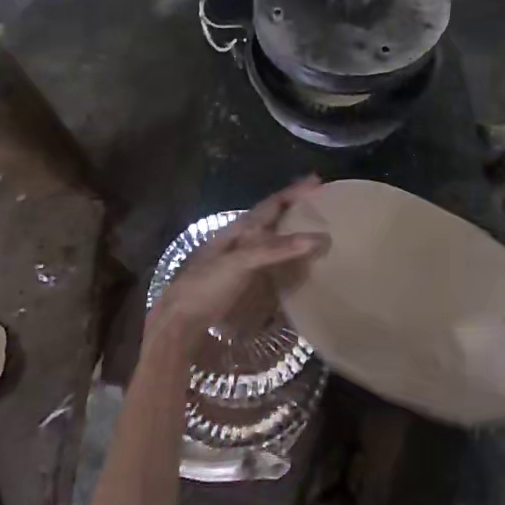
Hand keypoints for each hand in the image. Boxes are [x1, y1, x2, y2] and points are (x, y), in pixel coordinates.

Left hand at [147, 177, 329, 340]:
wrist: (181, 323)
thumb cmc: (205, 286)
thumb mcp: (240, 263)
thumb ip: (276, 249)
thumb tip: (318, 238)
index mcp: (238, 230)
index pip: (271, 205)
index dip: (293, 192)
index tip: (317, 181)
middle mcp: (242, 243)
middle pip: (273, 221)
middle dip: (296, 213)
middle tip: (324, 208)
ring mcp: (243, 264)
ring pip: (274, 244)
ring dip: (295, 239)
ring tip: (320, 236)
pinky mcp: (246, 286)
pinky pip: (273, 268)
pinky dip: (290, 264)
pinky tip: (302, 270)